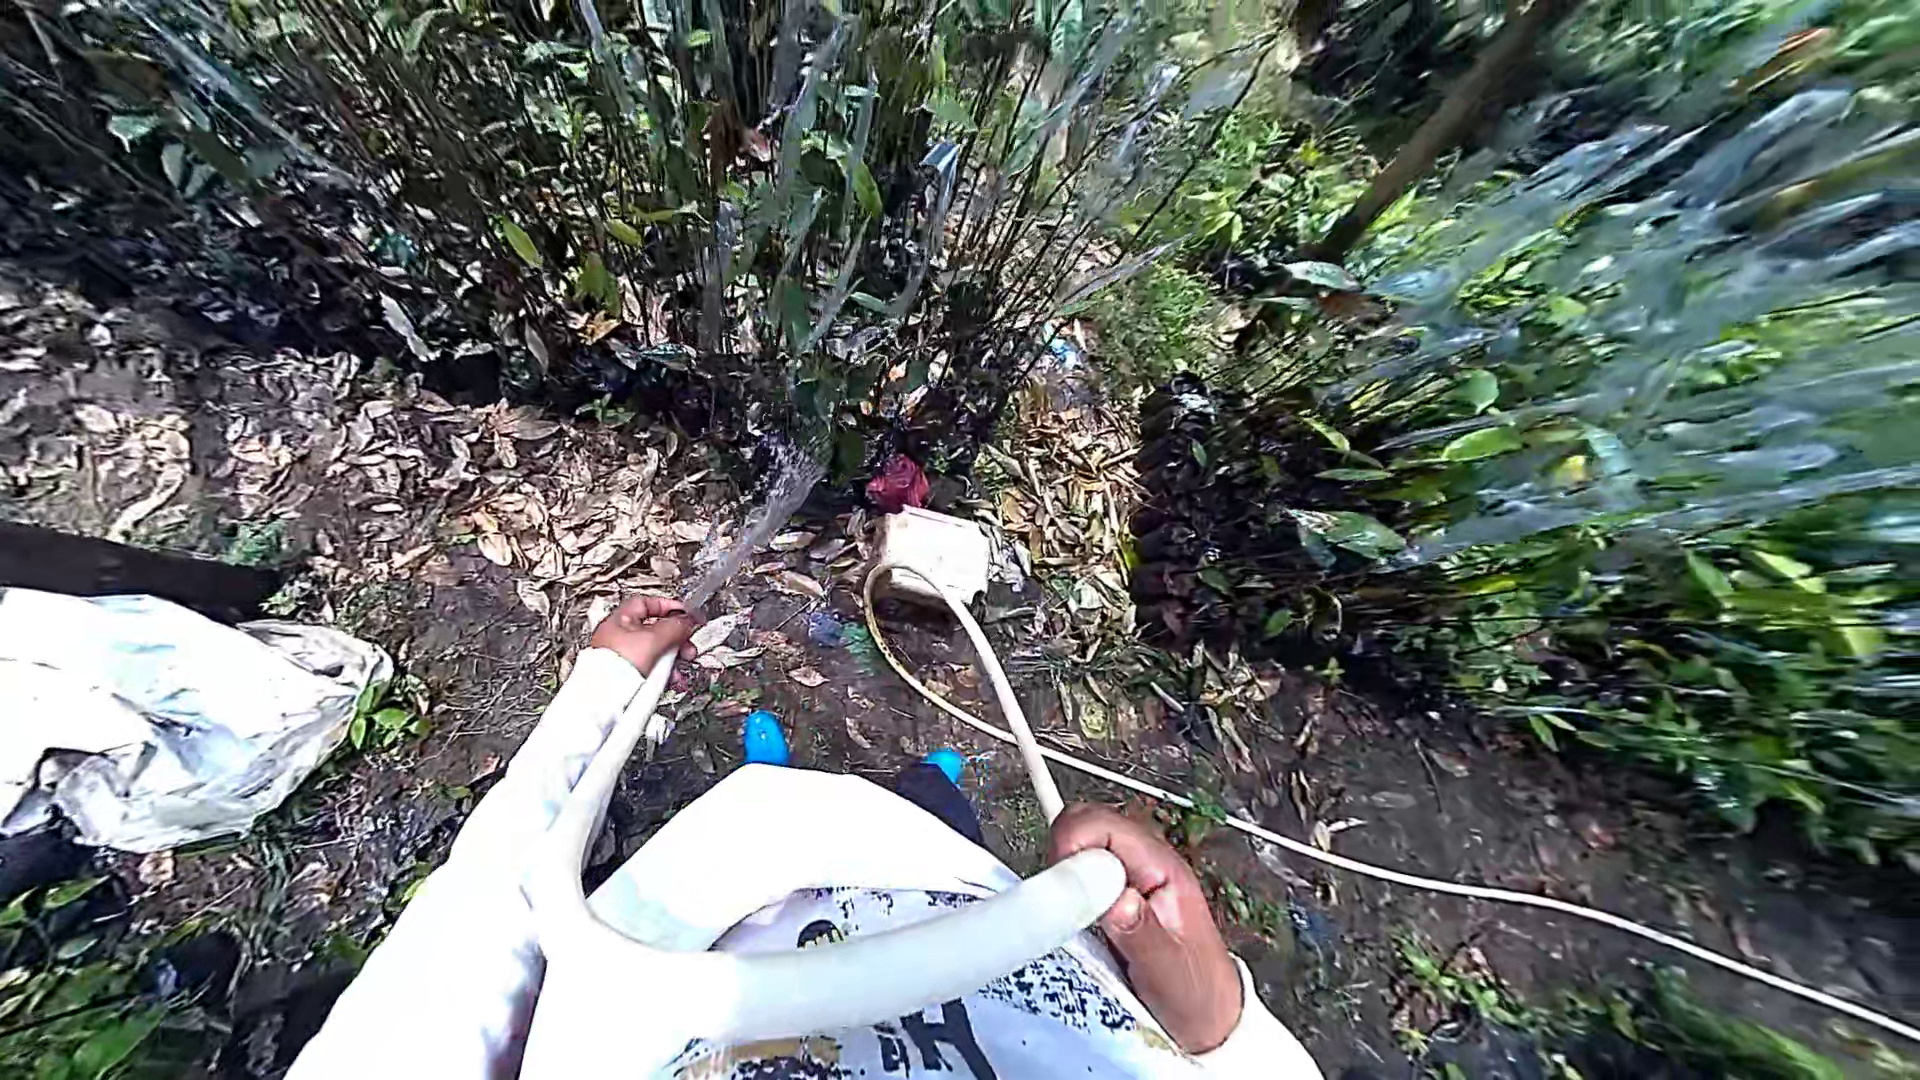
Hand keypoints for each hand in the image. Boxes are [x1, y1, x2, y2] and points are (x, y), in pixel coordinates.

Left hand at [590, 594, 702, 671]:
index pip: (647, 604)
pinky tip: (673, 678)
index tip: (684, 614)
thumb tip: (687, 620)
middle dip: (676, 639)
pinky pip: (652, 669)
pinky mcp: (628, 676)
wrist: (606, 699)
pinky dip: (665, 672)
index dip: (668, 606)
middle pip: (656, 630)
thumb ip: (674, 626)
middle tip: (687, 645)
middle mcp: (619, 638)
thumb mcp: (654, 639)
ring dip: (674, 657)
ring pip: (657, 651)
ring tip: (682, 665)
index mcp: (620, 621)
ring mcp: (623, 658)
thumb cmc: (619, 666)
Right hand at [1048, 803, 1241, 1053]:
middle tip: (1062, 901)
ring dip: (1062, 872)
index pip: (1103, 823)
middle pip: (1083, 821)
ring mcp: (1126, 869)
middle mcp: (1142, 857)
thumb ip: (1142, 935)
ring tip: (1072, 917)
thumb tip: (1117, 898)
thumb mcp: (1172, 976)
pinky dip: (1065, 886)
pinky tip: (1073, 918)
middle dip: (1062, 854)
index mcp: (1161, 866)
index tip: (1061, 886)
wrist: (1210, 1018)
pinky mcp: (1112, 885)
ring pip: (1076, 840)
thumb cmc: (1198, 997)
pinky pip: (1076, 865)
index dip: (1072, 844)